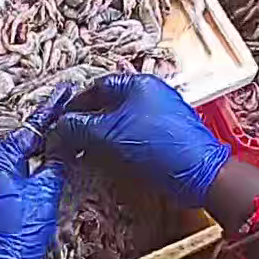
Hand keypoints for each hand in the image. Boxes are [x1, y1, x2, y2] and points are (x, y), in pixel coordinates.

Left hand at [0, 88, 72, 258]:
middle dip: (48, 127)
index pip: (31, 127)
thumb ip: (55, 165)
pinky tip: (50, 164)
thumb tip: (66, 144)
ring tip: (65, 133)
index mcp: (1, 160)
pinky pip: (20, 171)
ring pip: (23, 156)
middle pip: (25, 140)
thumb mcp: (44, 193)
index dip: (51, 111)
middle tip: (70, 111)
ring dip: (43, 146)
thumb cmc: (18, 231)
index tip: (66, 93)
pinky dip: (36, 164)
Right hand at [50, 74, 229, 207]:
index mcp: (138, 84)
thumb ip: (79, 128)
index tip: (61, 121)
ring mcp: (162, 113)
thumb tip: (56, 128)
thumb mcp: (110, 135)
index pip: (97, 86)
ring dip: (102, 134)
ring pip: (122, 120)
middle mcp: (151, 93)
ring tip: (86, 150)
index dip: (76, 104)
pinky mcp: (168, 134)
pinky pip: (135, 133)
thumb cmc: (156, 146)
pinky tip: (110, 158)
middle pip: (109, 103)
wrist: (201, 175)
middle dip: (87, 120)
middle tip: (70, 138)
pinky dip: (119, 143)